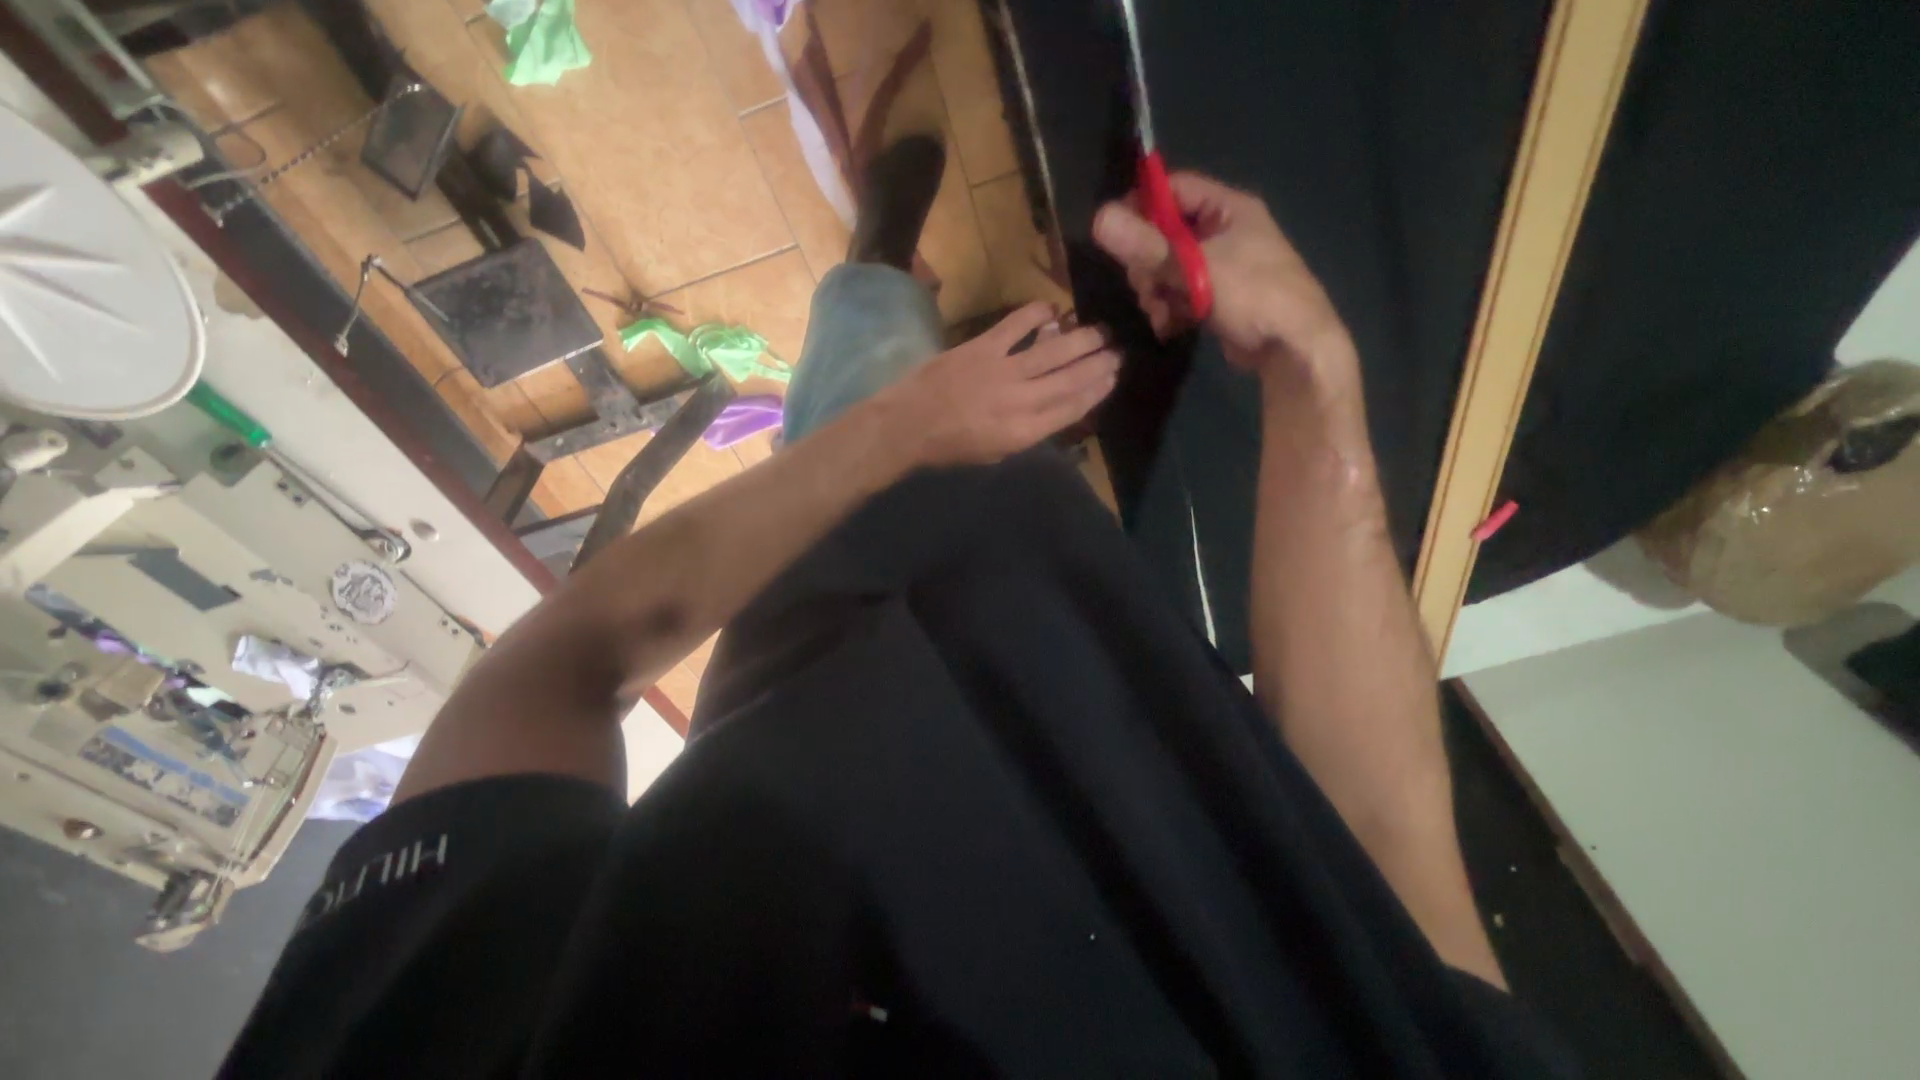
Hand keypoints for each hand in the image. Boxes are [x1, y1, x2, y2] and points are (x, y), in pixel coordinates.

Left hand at [874, 302, 1119, 466]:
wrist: (908, 425)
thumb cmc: (950, 446)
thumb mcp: (997, 451)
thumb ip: (1028, 430)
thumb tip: (1054, 407)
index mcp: (1024, 432)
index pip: (1071, 408)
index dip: (1096, 391)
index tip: (1113, 377)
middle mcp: (1020, 401)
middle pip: (1070, 379)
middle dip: (1098, 364)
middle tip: (1117, 351)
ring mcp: (1002, 371)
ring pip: (1052, 351)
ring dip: (1081, 339)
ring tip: (1100, 331)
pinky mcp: (982, 348)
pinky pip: (1016, 326)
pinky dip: (1037, 314)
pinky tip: (1053, 310)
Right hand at [1094, 172, 1357, 392]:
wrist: (1294, 349)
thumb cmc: (1254, 296)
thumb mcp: (1196, 268)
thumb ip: (1147, 246)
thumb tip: (1098, 217)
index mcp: (1229, 208)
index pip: (1173, 189)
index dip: (1142, 206)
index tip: (1116, 234)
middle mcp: (1226, 231)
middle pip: (1165, 233)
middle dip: (1147, 264)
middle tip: (1145, 287)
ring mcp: (1222, 266)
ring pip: (1168, 268)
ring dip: (1156, 292)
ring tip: (1160, 313)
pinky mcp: (1218, 298)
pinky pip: (1181, 293)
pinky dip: (1170, 308)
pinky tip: (1169, 327)